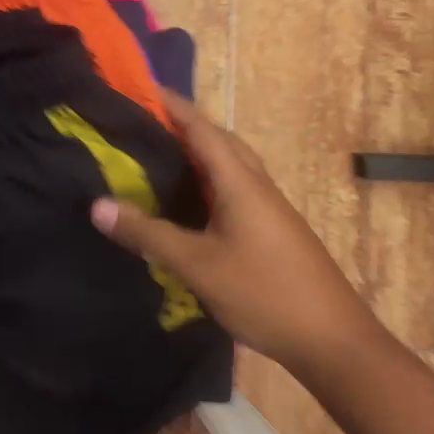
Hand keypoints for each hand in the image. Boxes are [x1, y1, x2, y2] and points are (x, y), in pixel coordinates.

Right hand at [91, 97, 381, 370]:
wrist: (338, 345)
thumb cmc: (266, 293)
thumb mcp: (197, 265)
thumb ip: (147, 233)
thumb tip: (96, 205)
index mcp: (240, 182)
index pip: (201, 128)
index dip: (171, 104)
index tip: (137, 87)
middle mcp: (257, 186)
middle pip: (218, 140)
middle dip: (182, 125)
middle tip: (140, 122)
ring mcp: (270, 210)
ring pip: (229, 165)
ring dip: (195, 153)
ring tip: (156, 156)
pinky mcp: (273, 231)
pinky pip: (234, 188)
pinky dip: (206, 180)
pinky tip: (187, 202)